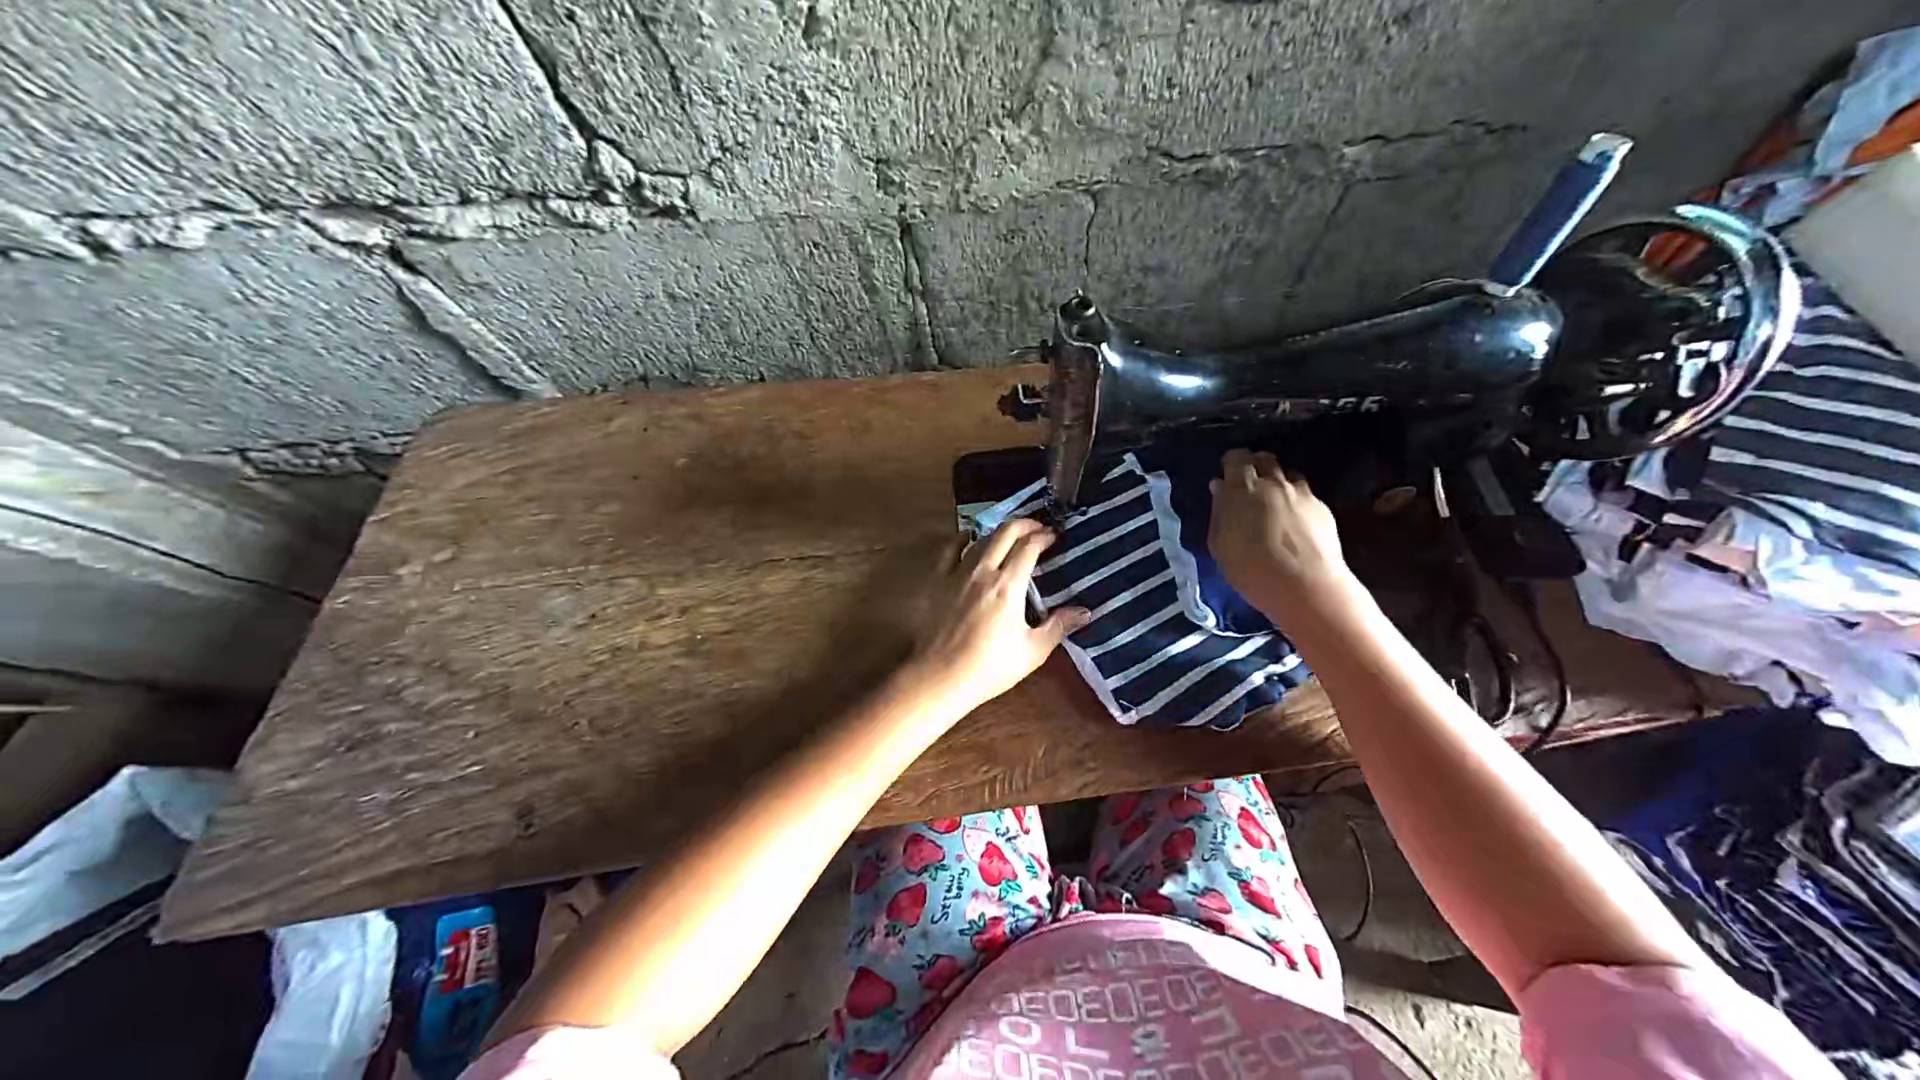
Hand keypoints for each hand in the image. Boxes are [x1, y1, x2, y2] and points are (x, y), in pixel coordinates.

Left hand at [904, 518, 1090, 714]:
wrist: (941, 677)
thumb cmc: (990, 667)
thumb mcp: (1033, 651)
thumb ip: (1058, 626)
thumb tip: (1084, 612)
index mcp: (1007, 585)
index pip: (1029, 547)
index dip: (1044, 536)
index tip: (1054, 537)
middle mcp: (982, 571)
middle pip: (1004, 533)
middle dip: (1025, 524)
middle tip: (1037, 529)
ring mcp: (956, 574)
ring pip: (979, 539)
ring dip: (998, 532)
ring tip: (1010, 536)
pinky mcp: (936, 583)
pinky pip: (949, 551)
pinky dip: (962, 539)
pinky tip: (968, 537)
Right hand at [1208, 449, 1356, 629]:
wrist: (1305, 586)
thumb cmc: (1250, 568)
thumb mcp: (1219, 544)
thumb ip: (1219, 512)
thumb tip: (1220, 489)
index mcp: (1242, 488)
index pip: (1236, 457)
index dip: (1230, 464)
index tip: (1226, 478)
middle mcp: (1273, 483)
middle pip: (1265, 458)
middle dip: (1255, 466)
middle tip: (1248, 486)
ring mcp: (1301, 493)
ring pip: (1287, 474)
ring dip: (1277, 482)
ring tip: (1272, 502)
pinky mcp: (1322, 508)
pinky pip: (1305, 494)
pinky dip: (1296, 500)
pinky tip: (1293, 520)